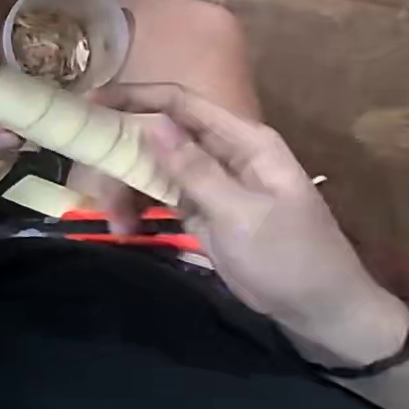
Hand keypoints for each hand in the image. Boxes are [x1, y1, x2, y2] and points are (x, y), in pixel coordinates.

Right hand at [101, 83, 408, 365]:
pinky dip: (134, 208)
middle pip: (154, 135)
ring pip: (147, 167)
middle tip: (95, 183)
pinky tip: (126, 227)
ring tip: (119, 222)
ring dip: (124, 190)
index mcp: (242, 141)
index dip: (134, 96)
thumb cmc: (291, 258)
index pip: (180, 103)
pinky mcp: (194, 206)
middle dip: (120, 157)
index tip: (89, 103)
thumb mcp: (241, 213)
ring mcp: (205, 179)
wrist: (319, 312)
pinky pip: (152, 194)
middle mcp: (219, 152)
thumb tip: (154, 124)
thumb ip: (195, 169)